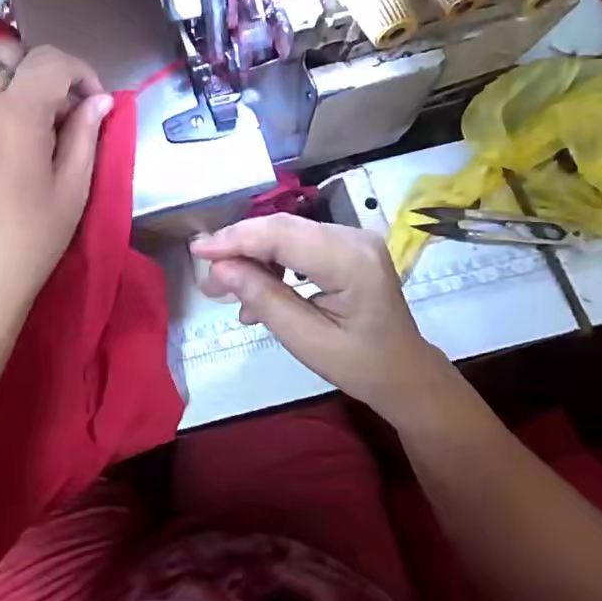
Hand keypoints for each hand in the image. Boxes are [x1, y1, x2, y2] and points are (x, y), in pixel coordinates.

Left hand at [0, 41, 114, 328]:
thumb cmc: (31, 240)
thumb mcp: (73, 188)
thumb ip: (86, 135)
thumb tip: (99, 101)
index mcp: (17, 113)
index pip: (51, 60)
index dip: (81, 72)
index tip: (96, 103)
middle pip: (9, 52)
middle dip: (44, 68)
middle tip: (65, 108)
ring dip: (16, 82)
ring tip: (38, 124)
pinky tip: (10, 140)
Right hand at [192, 213, 459, 424]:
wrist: (404, 372)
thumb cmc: (361, 365)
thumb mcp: (306, 341)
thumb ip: (264, 299)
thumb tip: (221, 269)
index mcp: (352, 261)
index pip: (281, 236)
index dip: (235, 240)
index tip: (197, 250)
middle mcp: (354, 237)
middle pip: (281, 228)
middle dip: (238, 249)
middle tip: (208, 281)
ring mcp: (352, 238)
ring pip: (285, 233)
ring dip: (252, 257)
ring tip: (225, 291)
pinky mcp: (346, 245)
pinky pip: (298, 243)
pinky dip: (272, 262)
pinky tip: (255, 291)